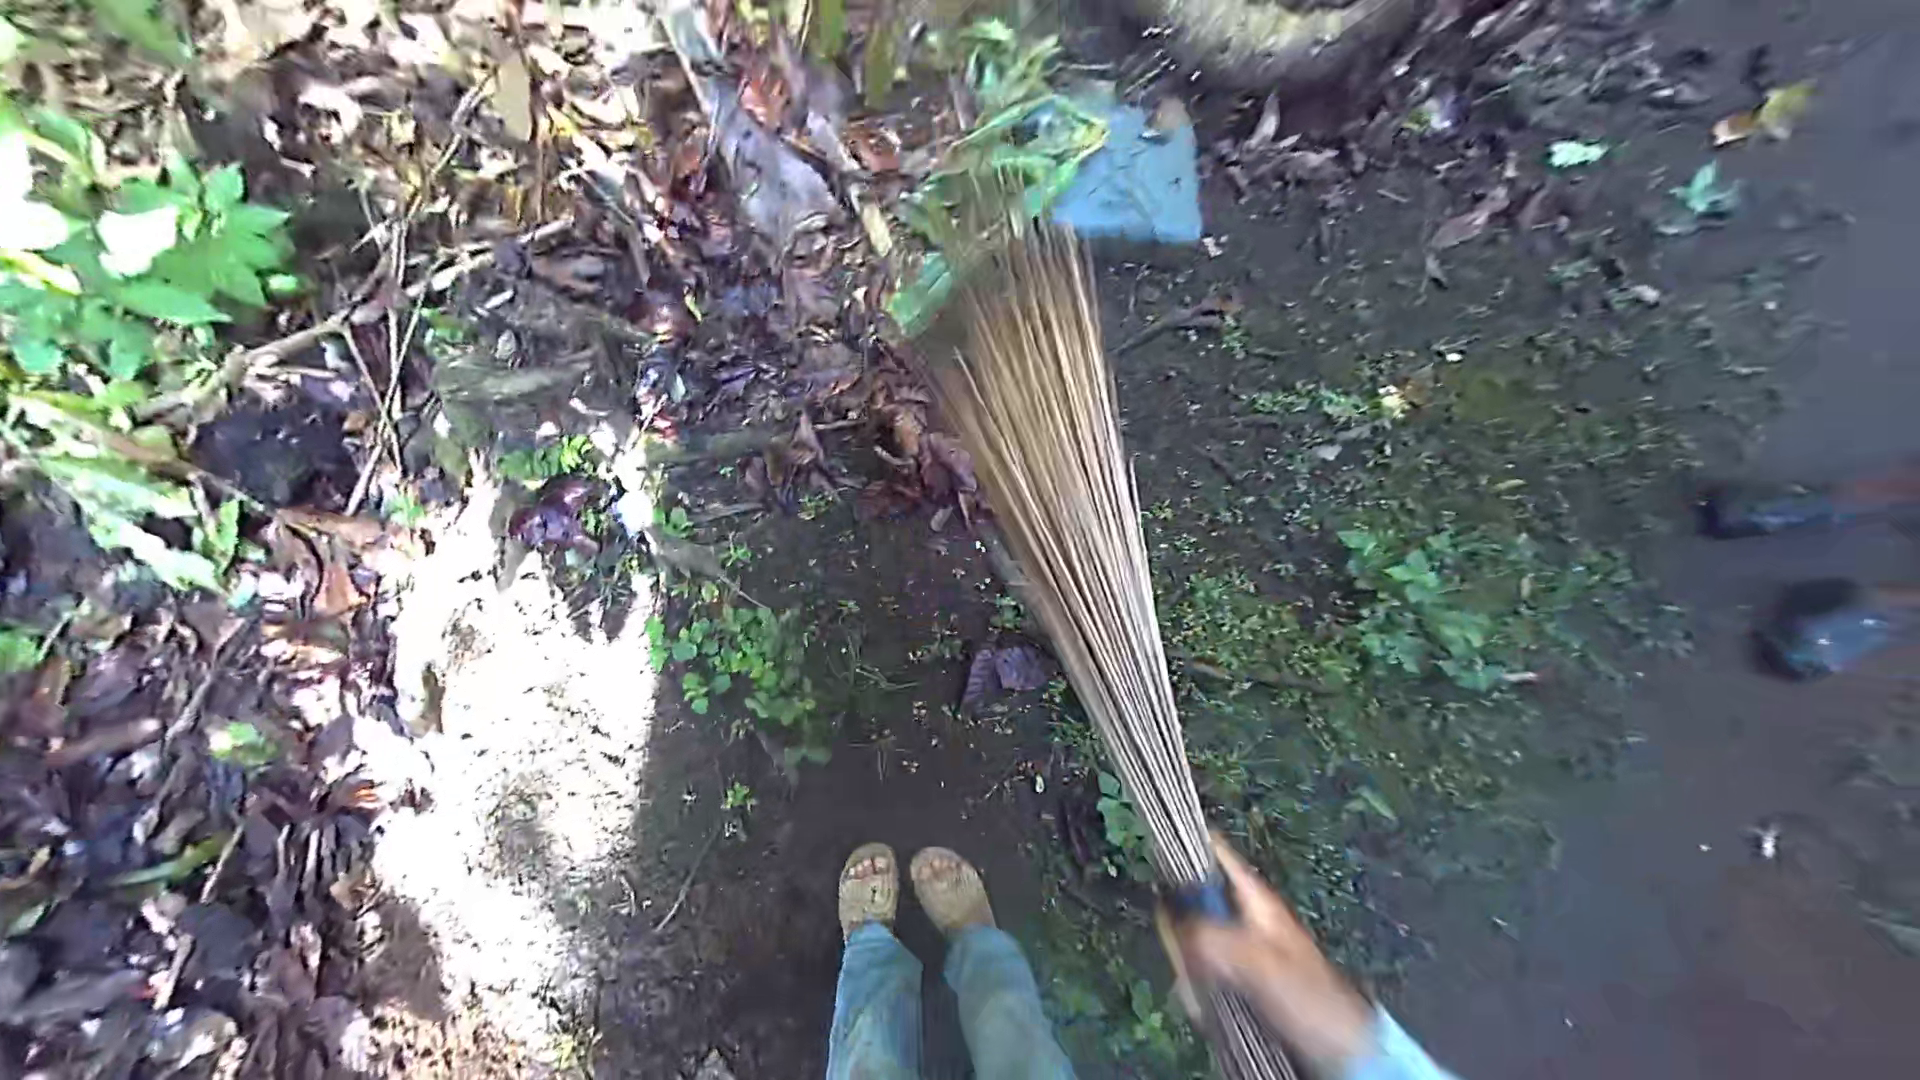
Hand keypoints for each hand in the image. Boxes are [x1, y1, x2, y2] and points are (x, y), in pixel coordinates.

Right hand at [1175, 835, 1376, 1075]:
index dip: (1186, 842)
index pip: (1214, 851)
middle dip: (1180, 927)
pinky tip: (1200, 1005)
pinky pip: (1205, 969)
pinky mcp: (1242, 977)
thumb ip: (1212, 935)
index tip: (1156, 847)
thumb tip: (1171, 921)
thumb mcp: (1258, 959)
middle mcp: (1244, 914)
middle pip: (1195, 898)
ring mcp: (1243, 946)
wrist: (1346, 1052)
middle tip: (1180, 954)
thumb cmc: (1309, 995)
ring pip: (1196, 938)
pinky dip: (1198, 986)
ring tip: (1194, 994)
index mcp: (1252, 897)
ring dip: (1188, 963)